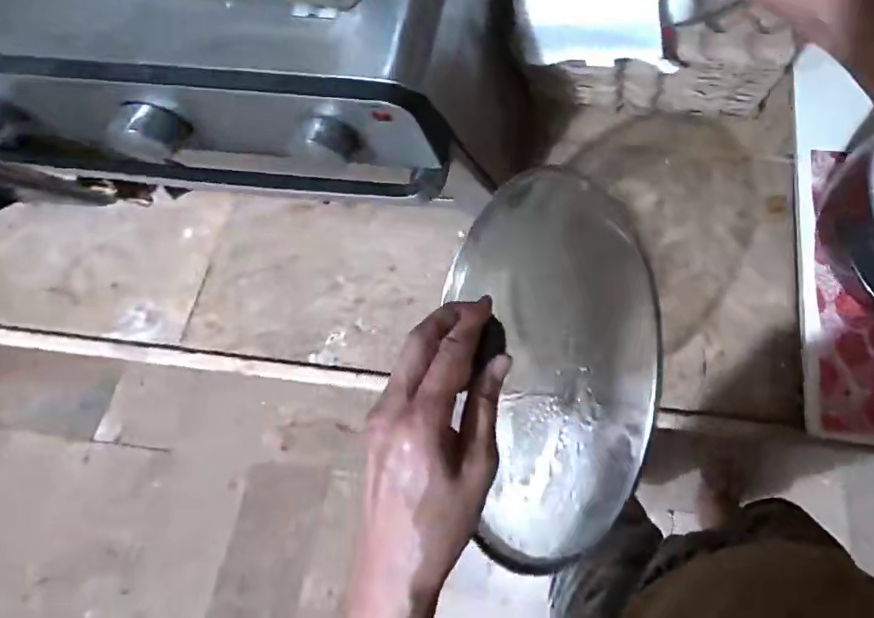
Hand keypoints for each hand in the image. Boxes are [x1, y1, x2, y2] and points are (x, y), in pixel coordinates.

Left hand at [347, 299, 509, 617]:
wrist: (391, 569)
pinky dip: (424, 357)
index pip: (447, 355)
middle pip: (416, 343)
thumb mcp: (477, 467)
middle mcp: (391, 409)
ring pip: (405, 357)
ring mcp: (377, 417)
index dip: (469, 325)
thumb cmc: (443, 524)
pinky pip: (401, 377)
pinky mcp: (374, 427)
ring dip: (434, 335)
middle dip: (445, 317)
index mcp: (420, 420)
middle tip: (475, 306)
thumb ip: (485, 406)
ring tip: (466, 327)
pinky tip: (446, 361)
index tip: (487, 304)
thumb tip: (499, 359)